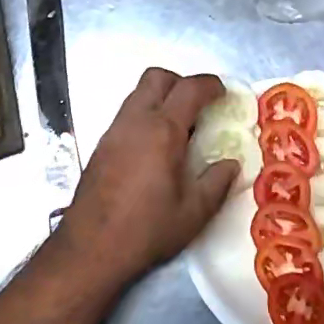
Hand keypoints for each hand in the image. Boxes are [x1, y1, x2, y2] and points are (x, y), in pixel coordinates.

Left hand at [56, 68, 238, 283]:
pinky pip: (127, 113)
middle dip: (181, 82)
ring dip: (160, 98)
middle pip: (157, 77)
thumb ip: (217, 182)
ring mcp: (114, 130)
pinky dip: (145, 115)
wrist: (92, 245)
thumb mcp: (194, 212)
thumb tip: (231, 164)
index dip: (210, 84)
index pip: (189, 88)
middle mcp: (136, 120)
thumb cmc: (147, 229)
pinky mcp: (102, 143)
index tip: (223, 92)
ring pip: (138, 93)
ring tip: (179, 128)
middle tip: (198, 106)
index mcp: (162, 130)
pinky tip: (155, 147)